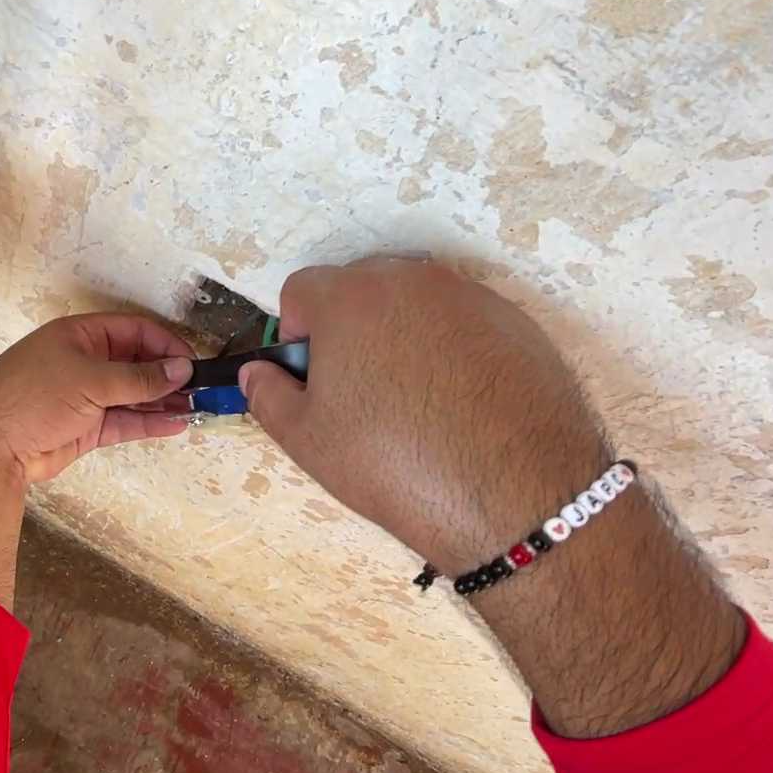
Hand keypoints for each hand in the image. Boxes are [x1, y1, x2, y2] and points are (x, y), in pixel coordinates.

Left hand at [0, 313, 194, 485]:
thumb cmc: (35, 397)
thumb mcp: (90, 380)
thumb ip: (139, 378)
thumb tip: (182, 369)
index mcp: (81, 336)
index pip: (133, 331)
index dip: (164, 343)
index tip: (191, 361)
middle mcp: (85, 362)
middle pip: (136, 363)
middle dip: (168, 375)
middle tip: (200, 389)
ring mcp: (87, 396)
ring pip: (133, 395)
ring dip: (163, 401)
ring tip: (196, 408)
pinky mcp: (88, 427)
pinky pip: (125, 421)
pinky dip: (149, 423)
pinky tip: (176, 425)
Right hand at [239, 256, 609, 572]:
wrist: (513, 493)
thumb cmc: (391, 462)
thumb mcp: (307, 439)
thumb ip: (268, 395)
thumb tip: (257, 373)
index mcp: (351, 298)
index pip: (301, 288)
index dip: (295, 332)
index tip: (310, 376)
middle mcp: (412, 280)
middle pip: (359, 288)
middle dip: (346, 329)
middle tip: (357, 391)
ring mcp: (470, 297)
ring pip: (412, 304)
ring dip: (397, 337)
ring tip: (411, 403)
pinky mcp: (516, 322)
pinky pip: (460, 324)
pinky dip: (447, 350)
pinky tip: (457, 405)